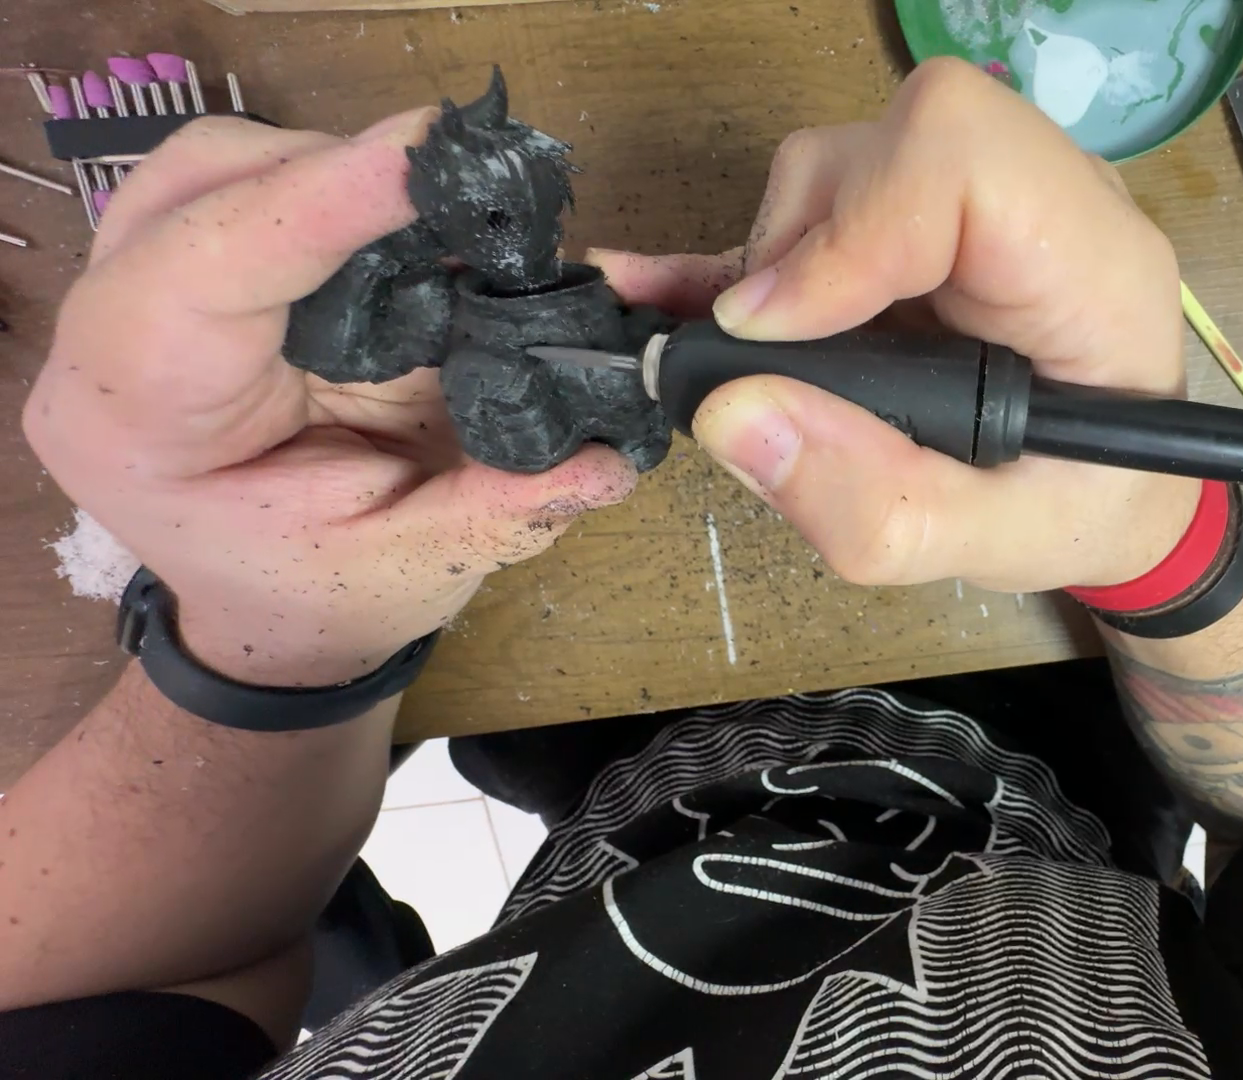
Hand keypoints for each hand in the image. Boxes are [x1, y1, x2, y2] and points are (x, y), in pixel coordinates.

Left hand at [23, 111, 637, 686]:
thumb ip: (510, 509)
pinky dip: (370, 209)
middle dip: (336, 168)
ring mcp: (175, 306)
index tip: (426, 156)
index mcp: (145, 418)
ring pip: (236, 176)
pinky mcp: (240, 298)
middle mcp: (130, 338)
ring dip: (354, 178)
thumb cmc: (333, 597)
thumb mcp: (424, 564)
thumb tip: (614, 462)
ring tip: (463, 209)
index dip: (316, 202)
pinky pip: (287, 211)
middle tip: (461, 186)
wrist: (288, 612)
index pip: (203, 269)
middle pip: (203, 183)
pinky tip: (444, 235)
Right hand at [598, 59, 1199, 593]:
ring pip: (836, 175)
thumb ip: (881, 505)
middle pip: (880, 152)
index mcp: (1091, 268)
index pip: (958, 159)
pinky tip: (678, 299)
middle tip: (765, 364)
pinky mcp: (926, 236)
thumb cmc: (1084, 512)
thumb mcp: (995, 543)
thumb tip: (733, 416)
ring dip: (772, 272)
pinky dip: (747, 262)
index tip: (773, 331)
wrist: (1114, 490)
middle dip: (794, 256)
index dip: (846, 231)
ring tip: (765, 367)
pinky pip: (827, 215)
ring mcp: (980, 211)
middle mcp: (1041, 208)